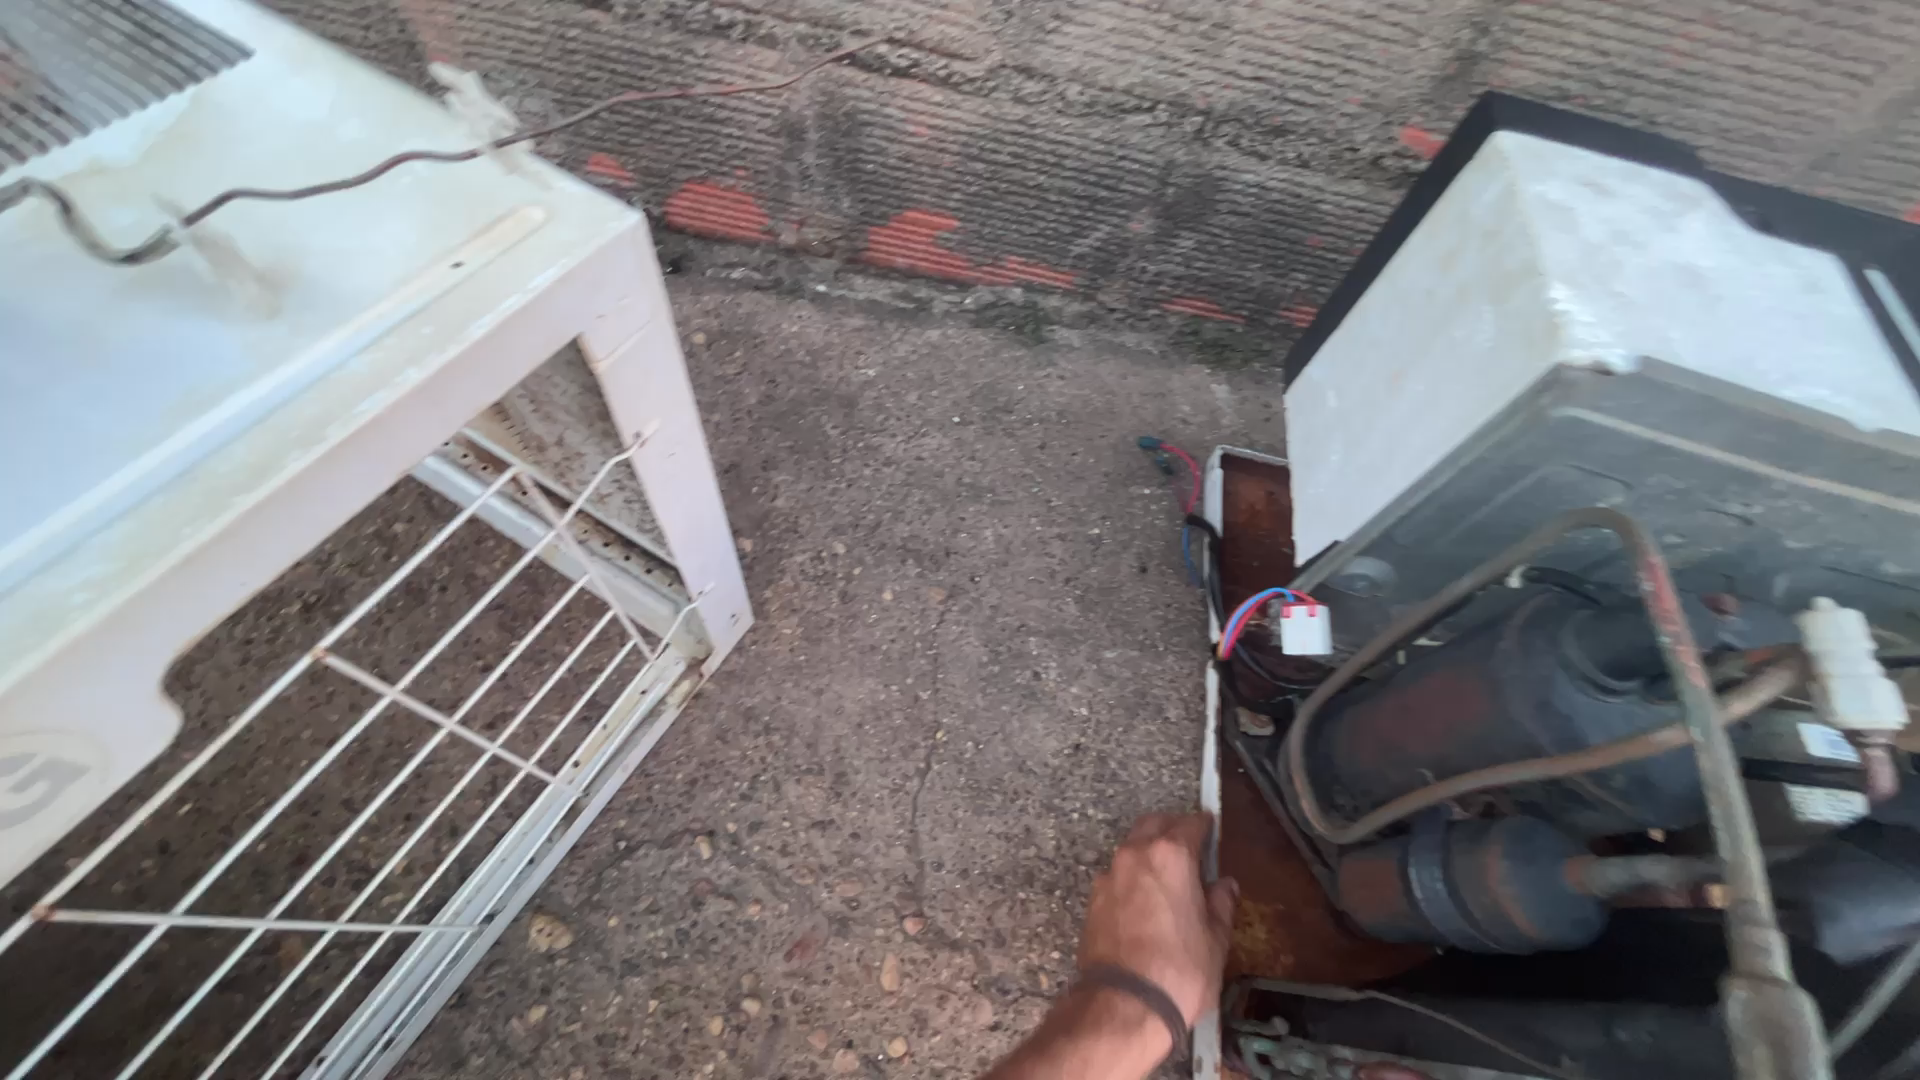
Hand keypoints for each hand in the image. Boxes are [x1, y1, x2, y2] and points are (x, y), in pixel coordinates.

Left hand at [1076, 812, 1237, 1025]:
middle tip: (1189, 841)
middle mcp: (1136, 853)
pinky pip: (1117, 873)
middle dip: (1172, 826)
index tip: (1211, 826)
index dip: (1203, 824)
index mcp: (1171, 856)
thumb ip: (1221, 904)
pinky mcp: (1094, 895)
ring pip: (1131, 846)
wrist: (1125, 1002)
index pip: (1190, 824)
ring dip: (1149, 849)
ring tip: (1167, 871)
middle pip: (1154, 824)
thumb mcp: (1215, 939)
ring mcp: (1110, 873)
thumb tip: (1225, 884)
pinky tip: (1144, 897)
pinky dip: (1132, 874)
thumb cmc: (1180, 970)